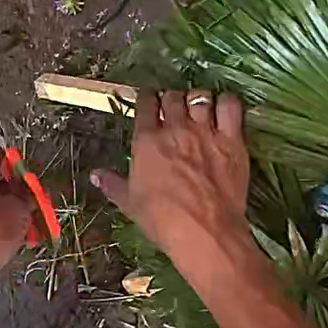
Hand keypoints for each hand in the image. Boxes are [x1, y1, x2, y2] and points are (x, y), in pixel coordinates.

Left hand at [0, 149, 38, 301]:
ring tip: (42, 221)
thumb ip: (27, 191)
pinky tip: (32, 239)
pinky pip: (6, 230)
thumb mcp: (17, 203)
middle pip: (1, 186)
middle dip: (23, 191)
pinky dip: (19, 232)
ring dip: (24, 213)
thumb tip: (31, 183)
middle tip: (40, 196)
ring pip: (6, 210)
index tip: (22, 161)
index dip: (6, 157)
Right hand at [91, 90, 253, 270]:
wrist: (204, 231)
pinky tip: (223, 110)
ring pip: (200, 96)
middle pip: (173, 96)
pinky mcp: (232, 140)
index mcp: (147, 140)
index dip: (147, 99)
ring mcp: (205, 131)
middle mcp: (176, 128)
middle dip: (171, 99)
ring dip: (197, 99)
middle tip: (173, 108)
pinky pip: (230, 106)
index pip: (145, 104)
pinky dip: (226, 102)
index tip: (149, 101)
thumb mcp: (130, 202)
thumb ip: (113, 184)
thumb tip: (95, 175)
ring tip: (197, 108)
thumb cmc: (162, 219)